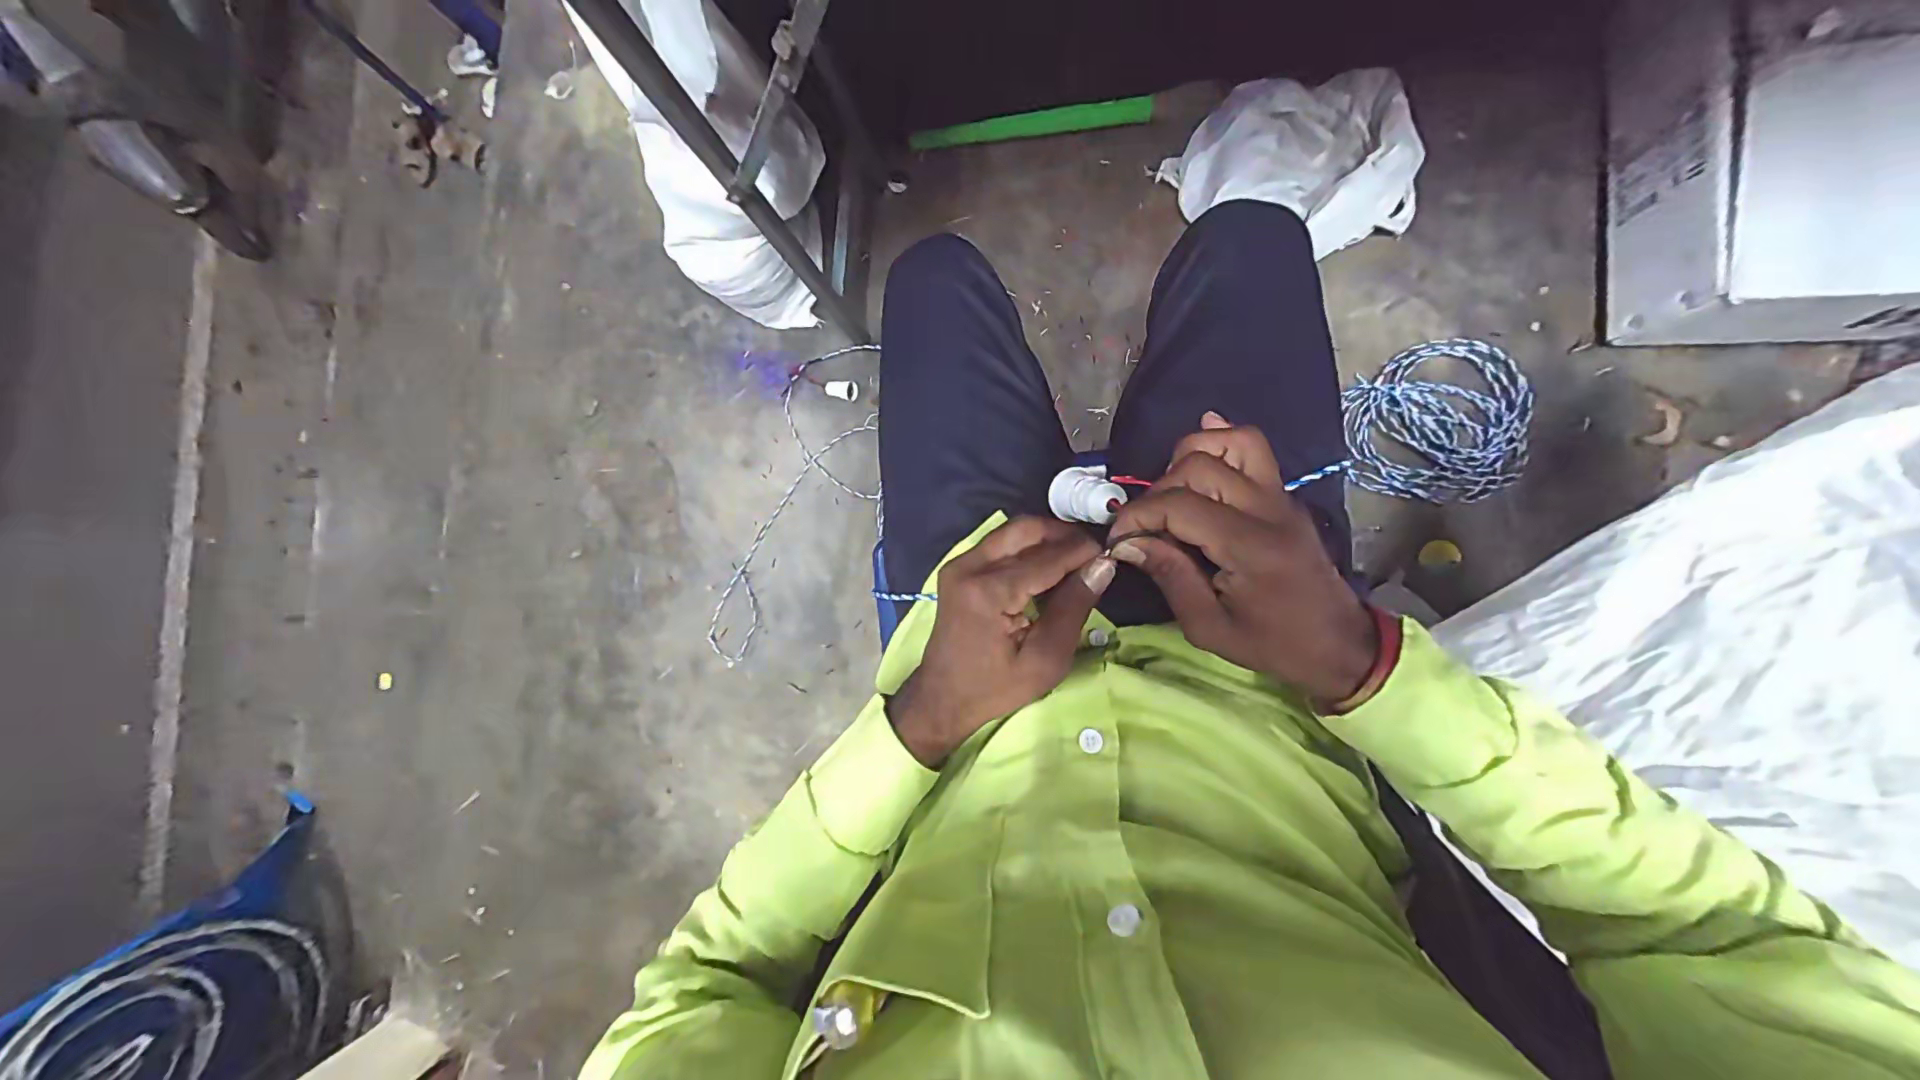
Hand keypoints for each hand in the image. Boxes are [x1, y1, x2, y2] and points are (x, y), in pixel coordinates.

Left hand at [888, 517, 1112, 766]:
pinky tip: (1048, 567)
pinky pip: (999, 544)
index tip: (1111, 553)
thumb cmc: (995, 687)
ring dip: (1046, 538)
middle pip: (1025, 529)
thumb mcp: (1046, 659)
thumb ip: (1073, 607)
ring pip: (1012, 532)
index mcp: (988, 591)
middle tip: (1093, 553)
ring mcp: (960, 564)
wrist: (943, 697)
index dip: (1083, 552)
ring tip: (1076, 558)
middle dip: (1063, 535)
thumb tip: (1102, 565)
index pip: (1047, 558)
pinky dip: (1027, 548)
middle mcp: (969, 567)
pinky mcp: (958, 568)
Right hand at [1106, 413, 1376, 702]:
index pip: (1179, 506)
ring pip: (1232, 441)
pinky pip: (1253, 450)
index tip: (1119, 540)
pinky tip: (1195, 450)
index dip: (1137, 516)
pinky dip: (1220, 442)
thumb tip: (1128, 543)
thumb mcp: (1208, 627)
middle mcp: (1268, 510)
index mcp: (1250, 548)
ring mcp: (1281, 497)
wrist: (1339, 644)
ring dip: (1190, 456)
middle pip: (1199, 466)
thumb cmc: (1272, 644)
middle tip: (1146, 525)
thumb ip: (1169, 576)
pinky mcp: (1284, 495)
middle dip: (1158, 491)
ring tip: (1171, 491)